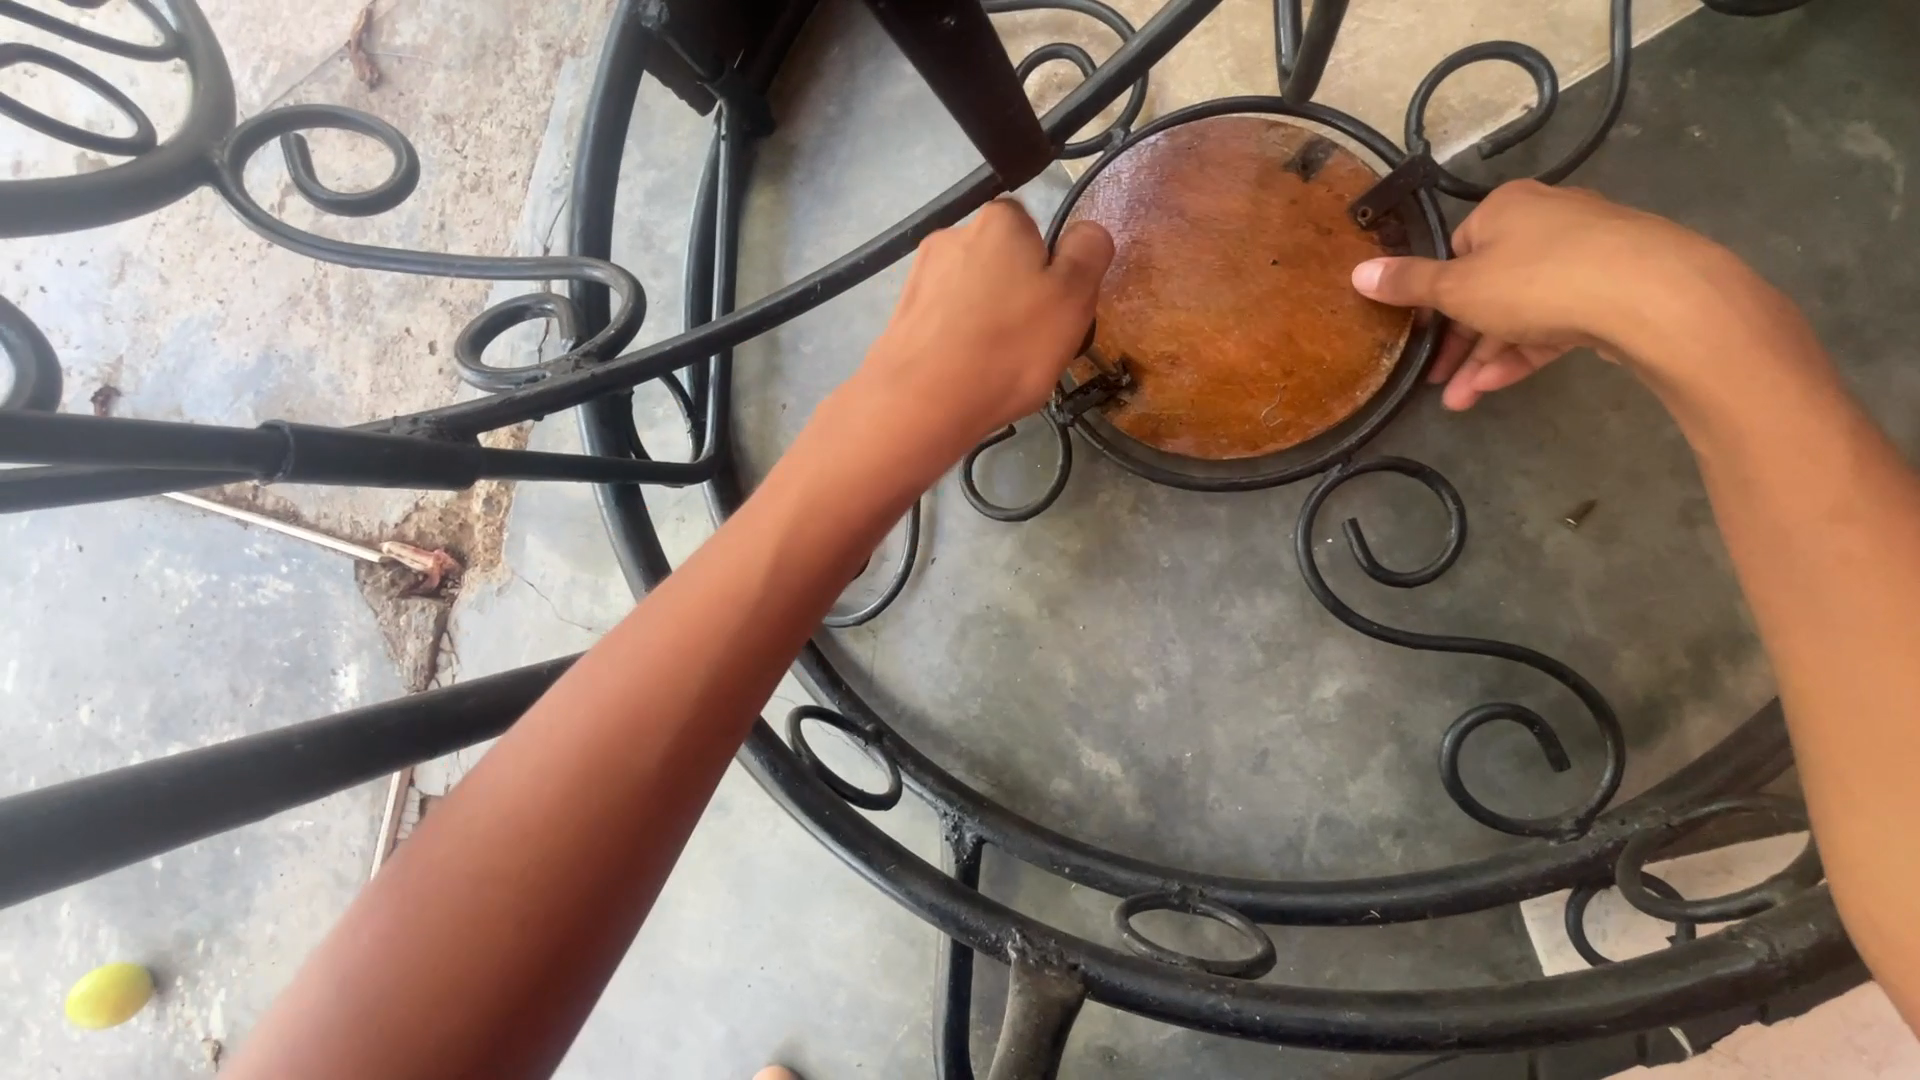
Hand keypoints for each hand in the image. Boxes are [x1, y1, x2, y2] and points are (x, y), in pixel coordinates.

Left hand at [848, 198, 1113, 454]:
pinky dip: (958, 342)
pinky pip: (945, 323)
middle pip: (1001, 264)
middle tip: (1029, 342)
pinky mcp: (902, 315)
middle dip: (1015, 296)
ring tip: (994, 365)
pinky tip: (964, 373)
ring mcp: (921, 276)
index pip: (1035, 229)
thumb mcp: (1073, 298)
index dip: (1050, 268)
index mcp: (1000, 220)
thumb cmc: (1009, 346)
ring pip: (971, 296)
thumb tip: (1087, 232)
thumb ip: (1088, 254)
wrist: (923, 401)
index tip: (1054, 307)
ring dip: (985, 322)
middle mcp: (953, 235)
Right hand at [1349, 180, 1761, 409]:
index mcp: (1504, 209)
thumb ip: (1408, 284)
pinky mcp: (1613, 287)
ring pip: (1518, 311)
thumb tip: (1357, 271)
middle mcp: (1546, 221)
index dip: (1434, 297)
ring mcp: (1585, 254)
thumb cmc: (1535, 281)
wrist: (1652, 295)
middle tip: (1435, 381)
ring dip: (1484, 358)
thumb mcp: (1455, 288)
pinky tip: (1496, 385)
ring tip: (1460, 401)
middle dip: (1457, 342)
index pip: (1455, 251)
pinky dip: (1523, 352)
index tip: (1419, 335)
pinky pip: (1555, 321)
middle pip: (1485, 287)